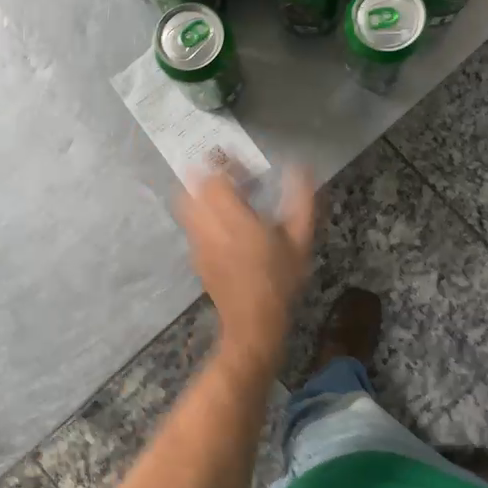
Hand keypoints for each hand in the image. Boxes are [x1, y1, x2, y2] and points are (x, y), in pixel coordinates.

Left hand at [175, 166, 318, 378]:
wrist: (253, 323)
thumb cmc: (280, 280)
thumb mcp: (300, 240)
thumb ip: (301, 200)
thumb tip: (302, 166)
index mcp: (233, 218)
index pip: (215, 178)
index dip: (226, 165)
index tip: (243, 167)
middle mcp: (208, 226)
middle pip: (192, 186)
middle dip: (209, 175)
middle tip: (233, 179)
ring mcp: (197, 241)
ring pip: (186, 203)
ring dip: (201, 193)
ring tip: (225, 199)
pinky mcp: (194, 255)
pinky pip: (190, 223)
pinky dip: (201, 214)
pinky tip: (223, 224)